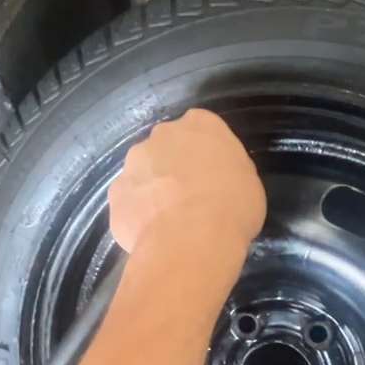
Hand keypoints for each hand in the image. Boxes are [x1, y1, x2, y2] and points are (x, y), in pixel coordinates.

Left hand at [106, 109, 264, 305]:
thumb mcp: (249, 186)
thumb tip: (218, 183)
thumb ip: (229, 173)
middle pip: (166, 148)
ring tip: (168, 224)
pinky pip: (128, 204)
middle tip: (188, 201)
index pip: (202, 129)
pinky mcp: (115, 195)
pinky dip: (137, 217)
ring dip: (151, 192)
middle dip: (172, 169)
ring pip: (142, 175)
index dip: (205, 156)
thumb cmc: (231, 208)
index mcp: (200, 124)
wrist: (191, 240)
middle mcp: (161, 135)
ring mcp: (132, 164)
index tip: (212, 178)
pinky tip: (151, 237)